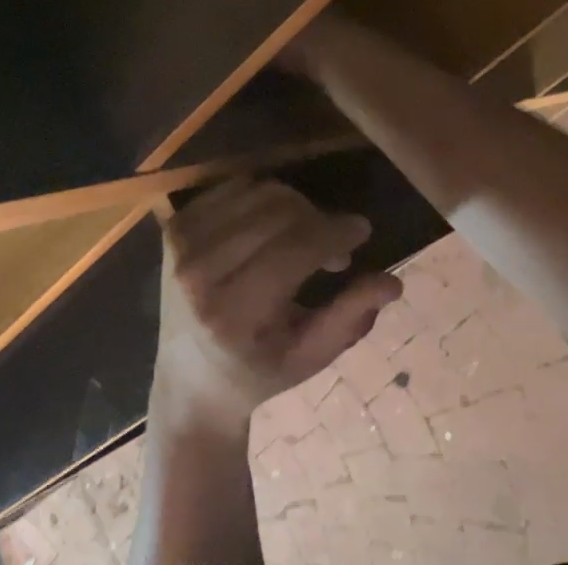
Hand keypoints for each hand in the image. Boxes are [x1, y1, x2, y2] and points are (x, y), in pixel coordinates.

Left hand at [153, 179, 402, 429]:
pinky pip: (232, 189)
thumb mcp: (310, 356)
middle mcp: (199, 274)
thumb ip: (350, 316)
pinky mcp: (174, 228)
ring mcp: (181, 248)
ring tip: (306, 237)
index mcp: (234, 314)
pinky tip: (274, 226)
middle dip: (319, 220)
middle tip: (337, 245)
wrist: (190, 379)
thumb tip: (393, 282)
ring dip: (294, 206)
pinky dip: (262, 198)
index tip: (362, 230)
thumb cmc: (258, 372)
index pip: (294, 249)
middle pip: (277, 214)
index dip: (336, 231)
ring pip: (256, 193)